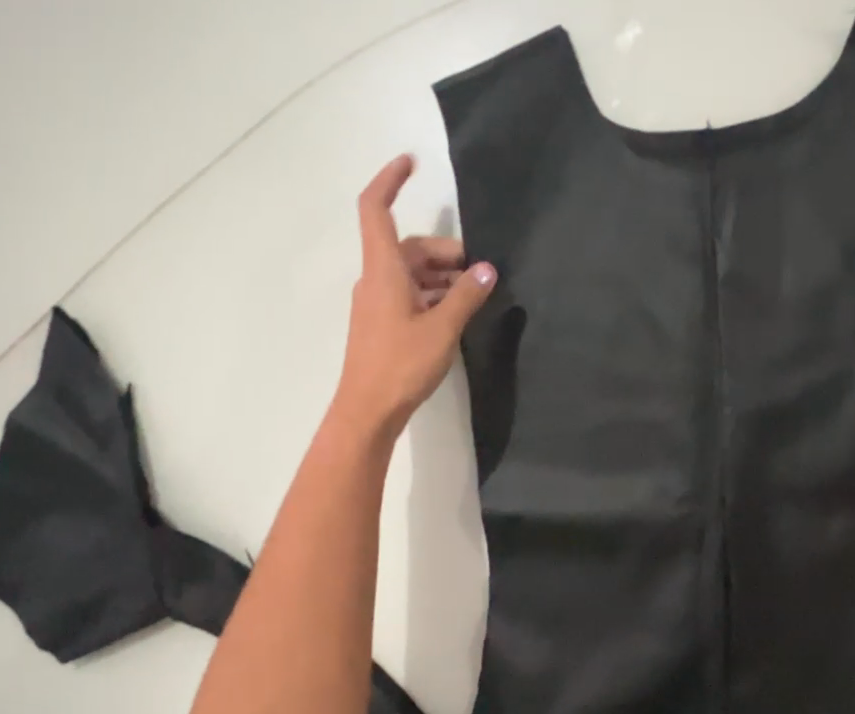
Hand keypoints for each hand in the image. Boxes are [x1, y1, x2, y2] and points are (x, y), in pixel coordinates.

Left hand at [333, 154, 495, 433]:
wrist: (368, 410)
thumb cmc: (401, 365)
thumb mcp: (442, 329)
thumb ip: (465, 297)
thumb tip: (486, 270)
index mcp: (383, 269)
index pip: (376, 208)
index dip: (390, 180)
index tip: (411, 162)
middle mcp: (375, 279)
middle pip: (408, 247)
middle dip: (444, 252)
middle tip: (479, 272)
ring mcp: (376, 303)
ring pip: (411, 274)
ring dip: (442, 278)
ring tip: (474, 297)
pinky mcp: (382, 324)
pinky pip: (408, 296)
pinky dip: (432, 296)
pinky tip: (455, 316)